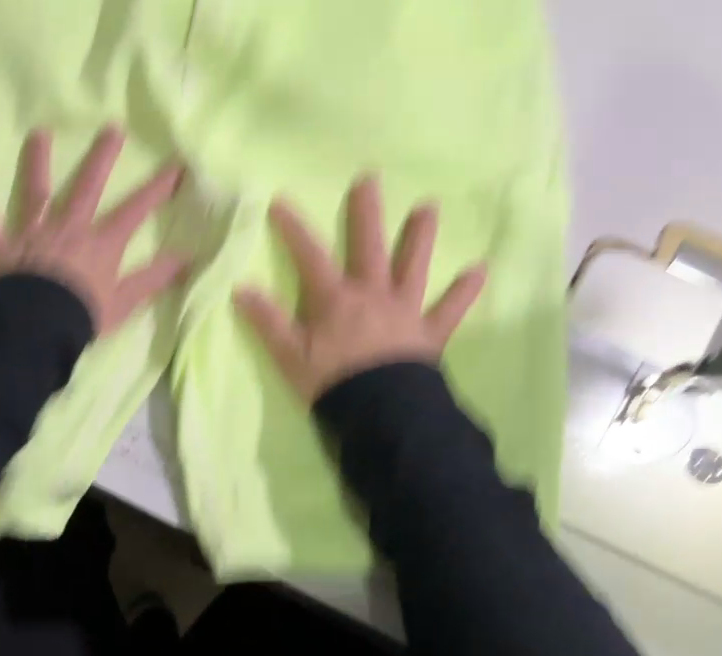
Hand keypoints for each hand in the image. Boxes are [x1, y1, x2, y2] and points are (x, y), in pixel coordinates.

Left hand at [0, 126, 188, 336]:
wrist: (36, 329)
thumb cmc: (81, 317)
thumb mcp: (124, 303)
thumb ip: (152, 279)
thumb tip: (186, 260)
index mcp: (101, 244)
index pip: (135, 210)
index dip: (157, 188)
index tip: (177, 164)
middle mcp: (68, 230)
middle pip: (87, 187)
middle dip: (101, 158)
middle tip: (110, 129)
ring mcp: (34, 236)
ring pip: (36, 194)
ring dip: (38, 163)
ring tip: (38, 135)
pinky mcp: (3, 251)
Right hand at [235, 175, 486, 403]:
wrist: (380, 409)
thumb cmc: (330, 382)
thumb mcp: (288, 356)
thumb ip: (268, 321)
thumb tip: (242, 289)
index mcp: (334, 300)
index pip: (310, 258)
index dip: (294, 230)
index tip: (281, 201)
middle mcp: (372, 295)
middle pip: (368, 247)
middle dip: (366, 214)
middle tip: (369, 180)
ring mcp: (404, 311)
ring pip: (412, 267)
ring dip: (419, 237)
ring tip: (427, 208)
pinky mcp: (428, 333)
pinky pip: (449, 309)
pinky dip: (463, 292)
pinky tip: (478, 271)